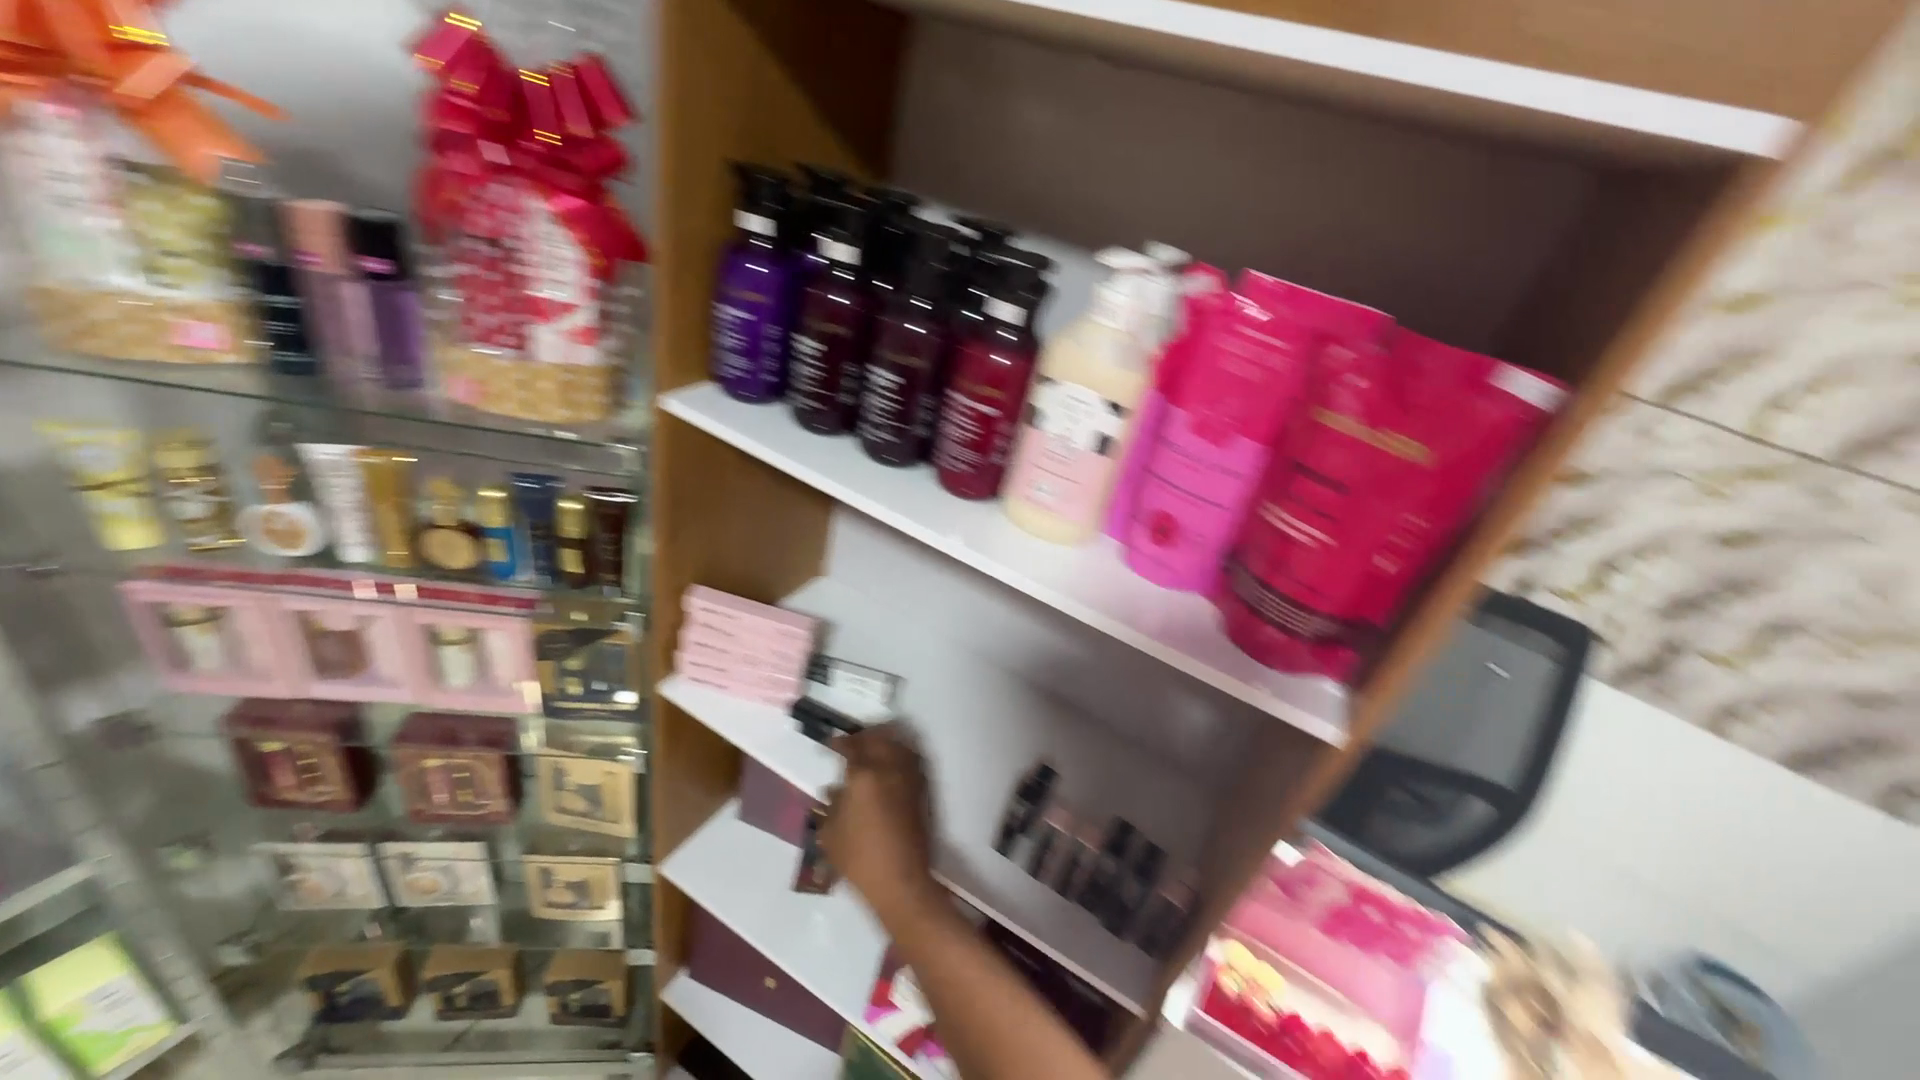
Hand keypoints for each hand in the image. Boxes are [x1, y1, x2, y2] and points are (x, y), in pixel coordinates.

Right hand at [821, 724, 939, 925]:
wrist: (901, 881)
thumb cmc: (859, 859)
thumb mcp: (831, 833)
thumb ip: (832, 805)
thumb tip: (836, 789)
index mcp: (864, 775)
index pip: (852, 746)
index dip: (839, 742)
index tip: (830, 744)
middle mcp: (890, 769)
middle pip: (880, 738)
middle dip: (864, 737)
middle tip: (852, 744)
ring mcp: (910, 778)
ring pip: (899, 746)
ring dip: (885, 742)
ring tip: (872, 751)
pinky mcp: (923, 792)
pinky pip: (911, 762)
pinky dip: (899, 756)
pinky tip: (889, 768)